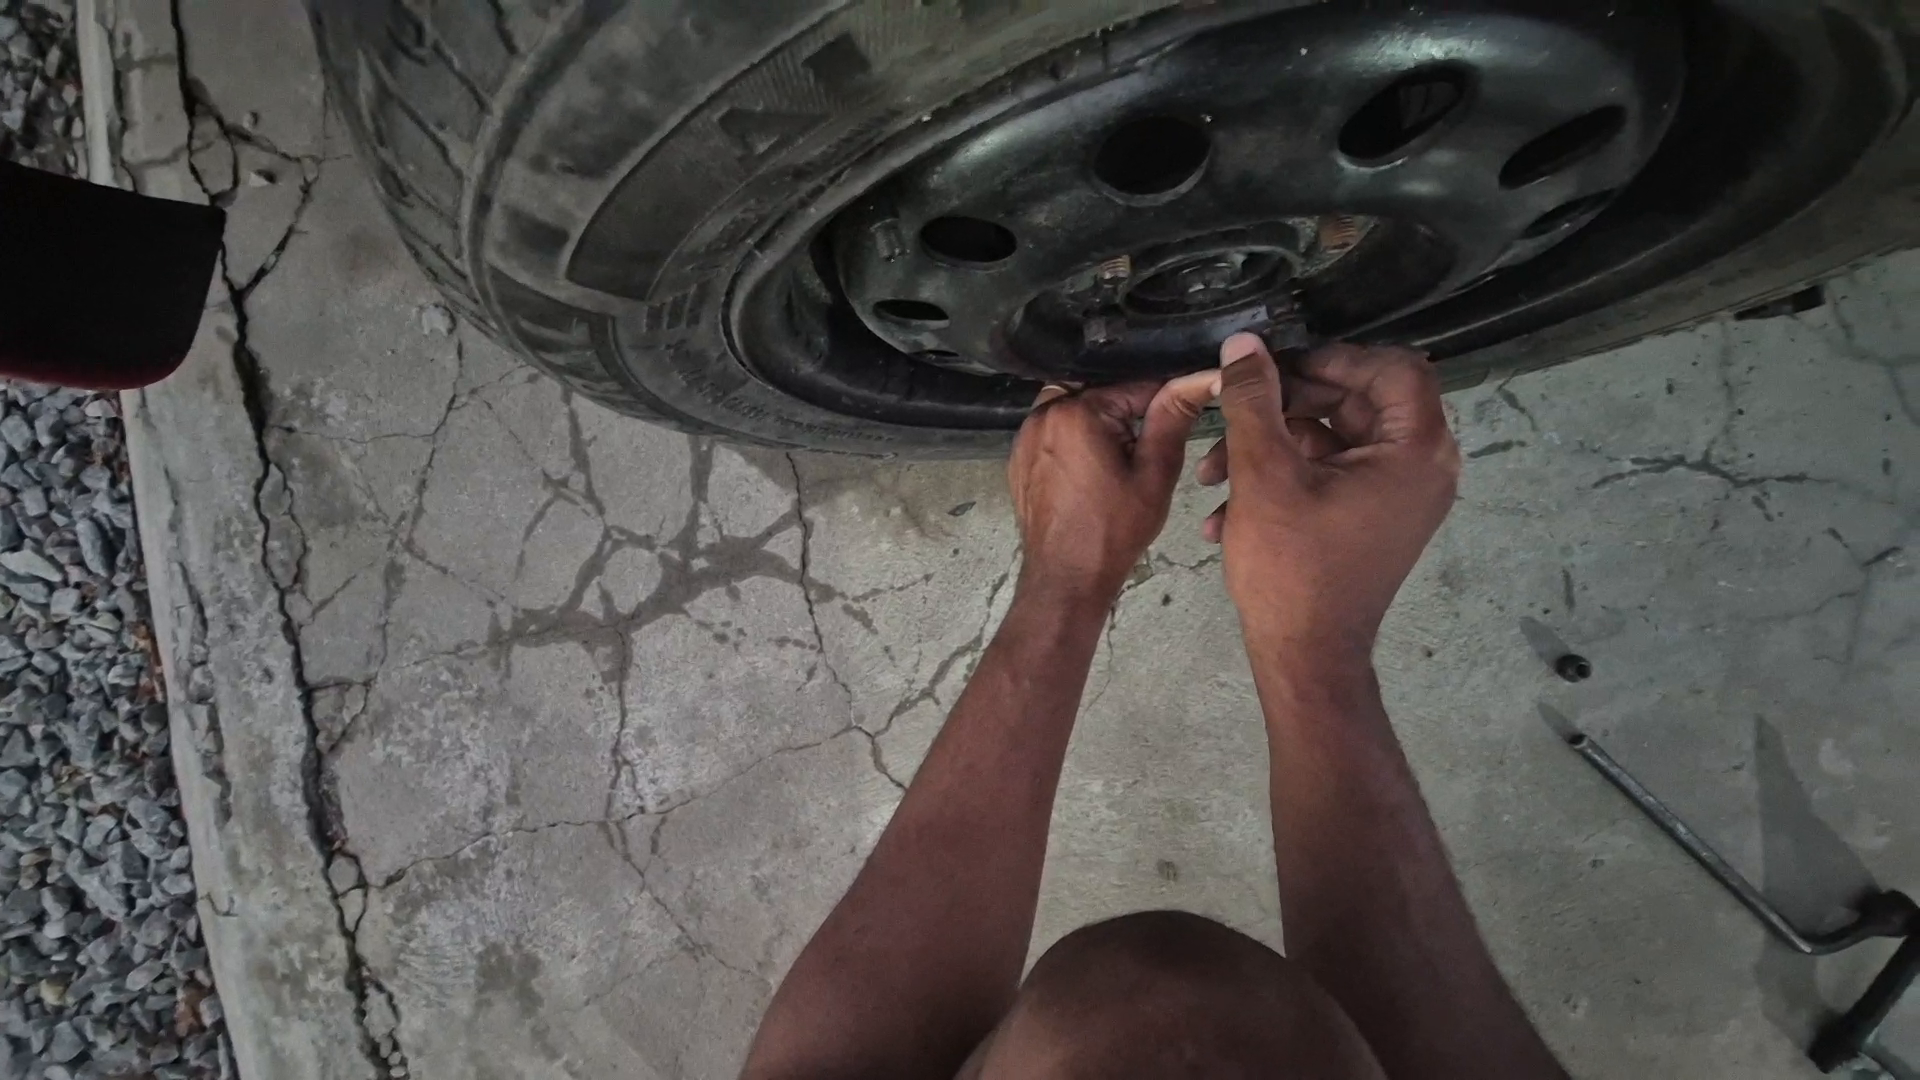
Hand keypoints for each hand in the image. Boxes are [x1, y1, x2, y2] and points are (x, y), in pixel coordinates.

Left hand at [1009, 379, 1218, 601]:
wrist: (1066, 577)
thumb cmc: (1113, 531)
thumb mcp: (1154, 473)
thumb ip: (1173, 418)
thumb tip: (1198, 379)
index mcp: (1076, 411)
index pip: (1133, 384)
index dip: (1162, 402)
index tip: (1179, 420)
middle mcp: (1042, 414)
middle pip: (1099, 394)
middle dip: (1125, 414)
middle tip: (1142, 451)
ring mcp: (1024, 437)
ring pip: (1073, 410)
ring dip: (1098, 425)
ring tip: (1117, 462)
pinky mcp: (1018, 458)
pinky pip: (1052, 433)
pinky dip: (1073, 442)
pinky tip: (1090, 472)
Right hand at [1199, 334, 1460, 661]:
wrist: (1303, 654)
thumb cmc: (1291, 564)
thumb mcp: (1263, 473)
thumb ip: (1252, 401)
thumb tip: (1242, 344)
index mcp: (1415, 451)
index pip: (1391, 368)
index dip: (1331, 358)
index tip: (1274, 368)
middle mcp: (1418, 468)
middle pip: (1356, 403)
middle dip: (1282, 408)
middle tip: (1232, 411)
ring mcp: (1393, 498)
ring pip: (1329, 443)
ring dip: (1268, 448)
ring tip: (1210, 476)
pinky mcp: (1366, 519)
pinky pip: (1325, 478)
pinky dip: (1279, 481)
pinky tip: (1223, 512)